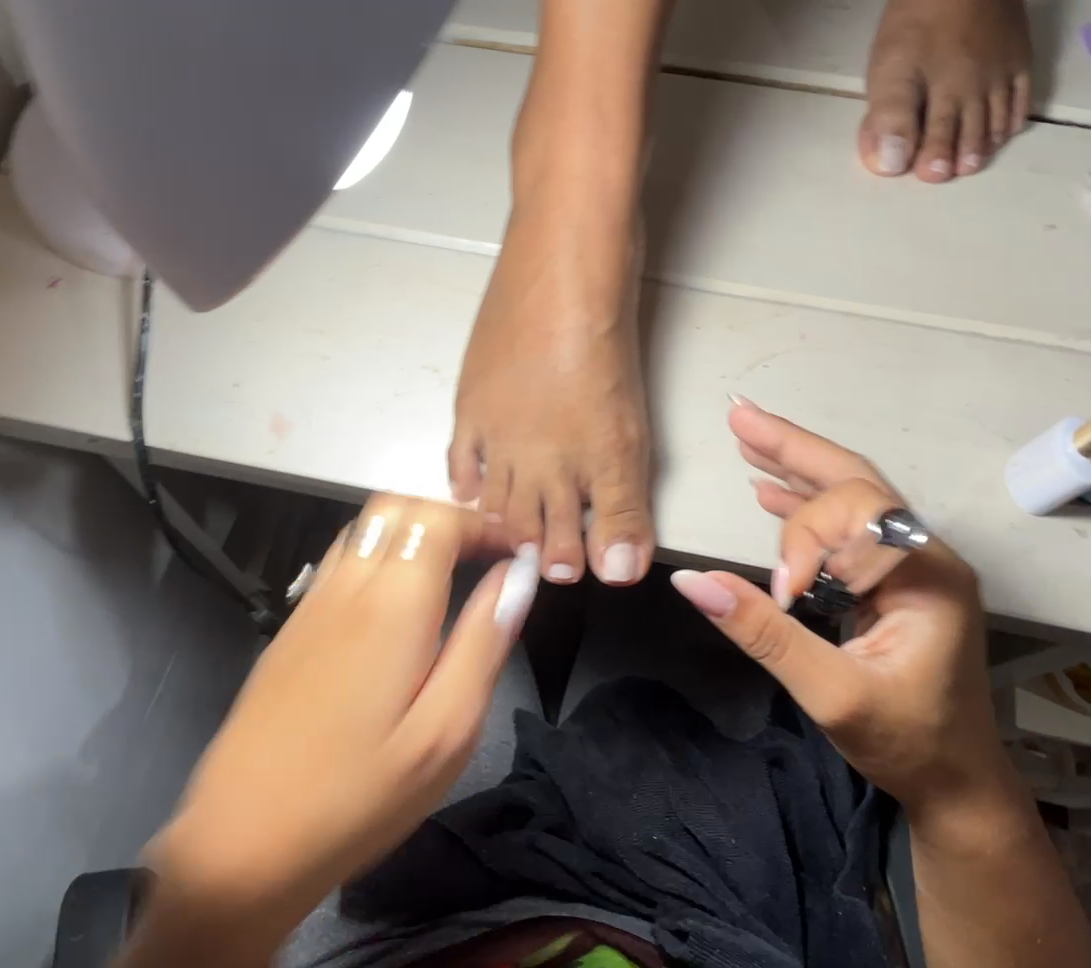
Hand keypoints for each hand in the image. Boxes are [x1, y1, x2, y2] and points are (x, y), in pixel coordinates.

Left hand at [148, 496, 539, 934]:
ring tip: (451, 572)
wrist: (244, 838)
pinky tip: (396, 605)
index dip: (484, 520)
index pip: (438, 517)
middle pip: (396, 507)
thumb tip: (518, 576)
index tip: (518, 549)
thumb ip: (484, 643)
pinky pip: (339, 563)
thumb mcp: (446, 733)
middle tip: (488, 556)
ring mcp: (310, 606)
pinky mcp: (290, 631)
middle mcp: (345, 588)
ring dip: (411, 531)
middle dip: (449, 516)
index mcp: (391, 605)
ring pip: (363, 529)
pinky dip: (378, 556)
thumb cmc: (359, 796)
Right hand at [449, 207, 654, 586]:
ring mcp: (494, 429)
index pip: (566, 530)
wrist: (561, 269)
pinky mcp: (472, 398)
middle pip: (527, 515)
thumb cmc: (606, 340)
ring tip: (506, 542)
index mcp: (569, 467)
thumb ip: (623, 503)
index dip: (568, 556)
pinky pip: (460, 453)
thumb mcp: (630, 429)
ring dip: (503, 520)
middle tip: (538, 570)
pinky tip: (467, 492)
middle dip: (537, 546)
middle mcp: (526, 458)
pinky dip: (464, 478)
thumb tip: (618, 572)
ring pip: (495, 492)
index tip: (570, 575)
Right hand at [669, 400, 1010, 812]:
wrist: (957, 780)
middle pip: (855, 482)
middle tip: (740, 415)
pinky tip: (768, 494)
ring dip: (795, 467)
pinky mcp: (893, 581)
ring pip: (850, 498)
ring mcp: (911, 566)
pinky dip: (803, 505)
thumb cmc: (904, 742)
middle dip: (793, 448)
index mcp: (926, 574)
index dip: (801, 541)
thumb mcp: (829, 694)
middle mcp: (925, 556)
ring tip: (747, 438)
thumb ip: (763, 634)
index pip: (854, 515)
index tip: (780, 597)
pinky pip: (846, 527)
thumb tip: (692, 583)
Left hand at [859, 0, 1031, 180]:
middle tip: (959, 171)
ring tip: (978, 159)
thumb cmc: (918, 21)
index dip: (935, 161)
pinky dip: (1016, 115)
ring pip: (998, 117)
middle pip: (972, 131)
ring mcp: (1003, 70)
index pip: (939, 140)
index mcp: (945, 97)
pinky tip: (1008, 130)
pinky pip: (1023, 92)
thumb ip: (891, 119)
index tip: (932, 176)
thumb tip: (894, 165)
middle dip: (963, 155)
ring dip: (989, 141)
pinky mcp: (1019, 52)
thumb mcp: (891, 72)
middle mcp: (979, 89)